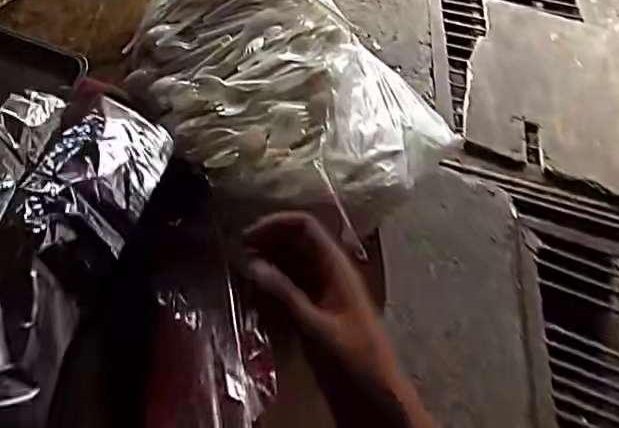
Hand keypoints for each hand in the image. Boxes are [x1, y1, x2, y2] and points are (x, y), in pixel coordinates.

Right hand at [242, 212, 431, 427]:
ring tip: (242, 269)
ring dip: (270, 261)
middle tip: (238, 252)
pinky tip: (257, 291)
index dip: (276, 223)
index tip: (248, 236)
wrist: (381, 395)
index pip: (305, 226)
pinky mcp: (321, 308)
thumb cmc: (354, 357)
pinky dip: (275, 282)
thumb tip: (251, 263)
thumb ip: (285, 293)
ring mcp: (327, 288)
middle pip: (298, 240)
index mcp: (336, 263)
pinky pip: (295, 283)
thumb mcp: (316, 326)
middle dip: (269, 241)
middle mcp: (331, 269)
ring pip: (295, 261)